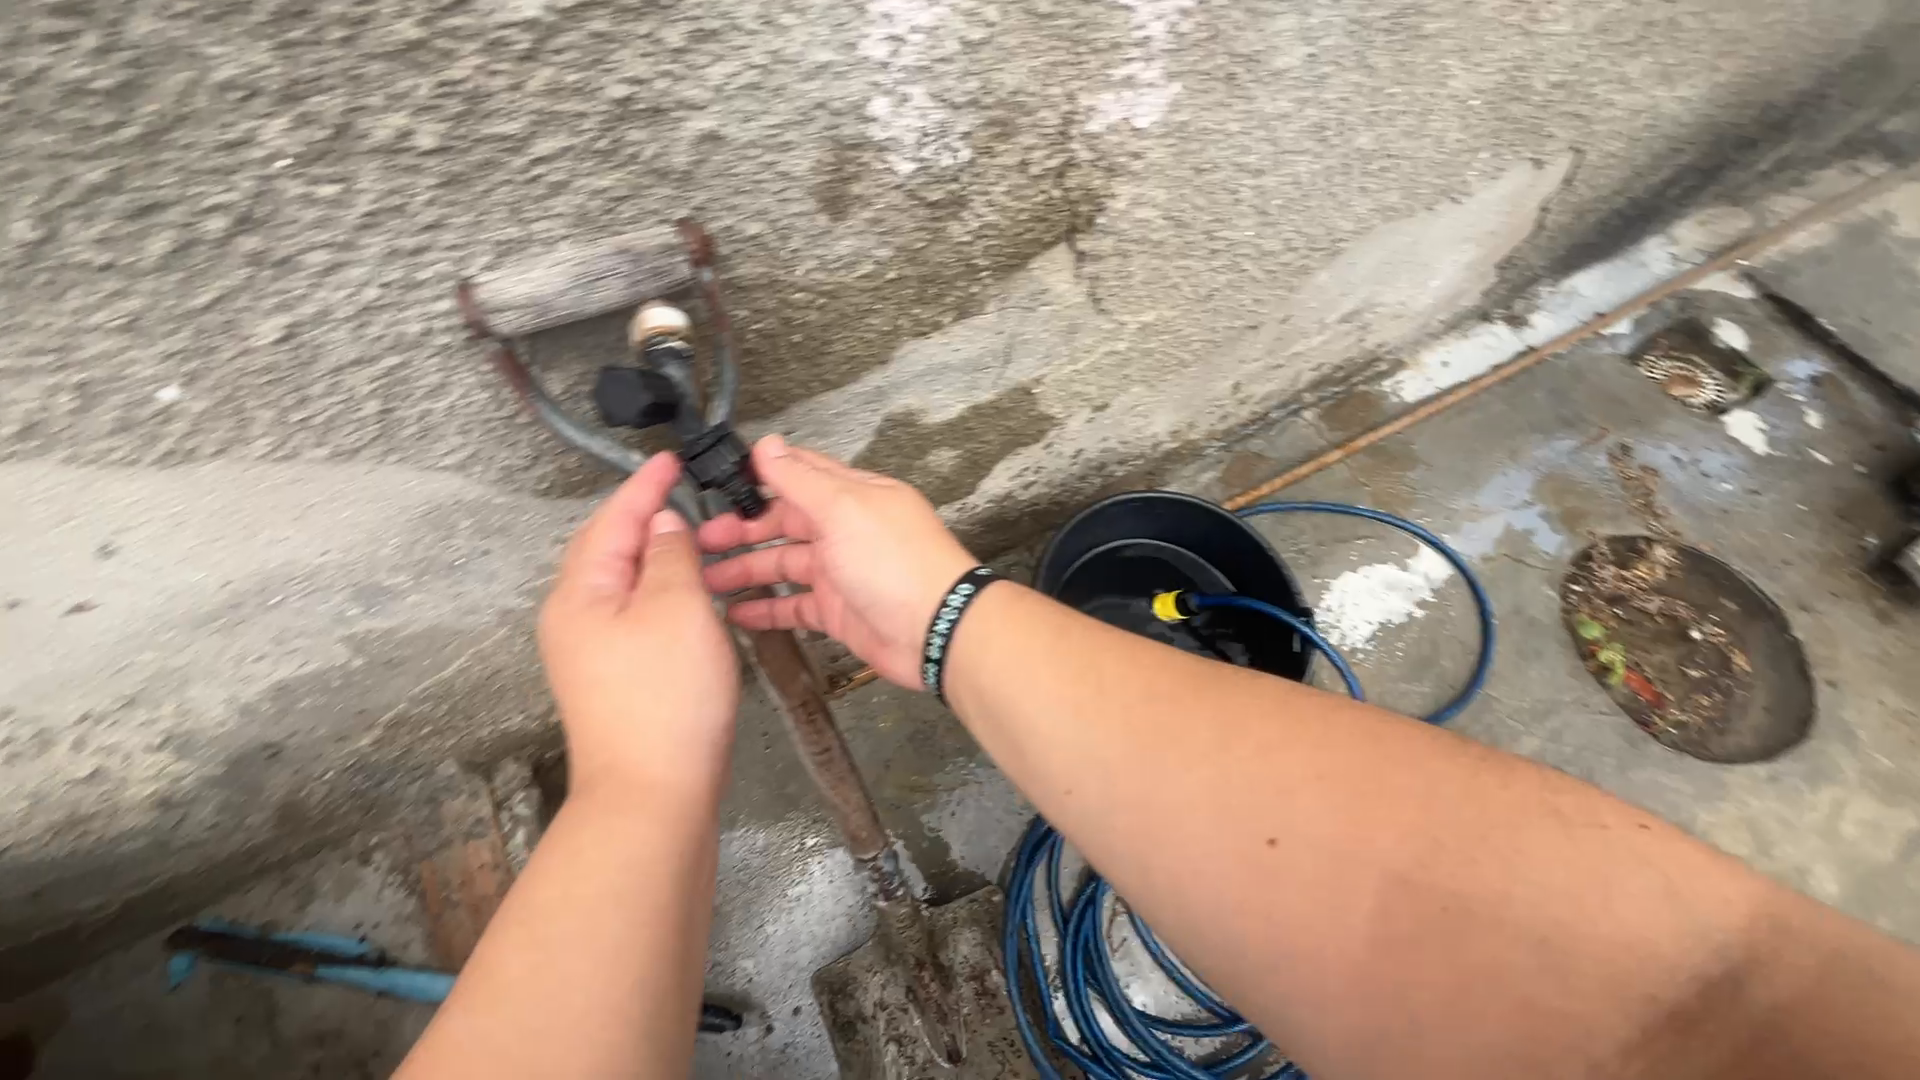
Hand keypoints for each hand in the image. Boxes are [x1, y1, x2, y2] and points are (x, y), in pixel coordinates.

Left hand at [539, 453, 738, 803]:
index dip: (643, 486)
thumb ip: (669, 556)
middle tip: (681, 489)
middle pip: (607, 549)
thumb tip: (661, 523)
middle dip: (642, 515)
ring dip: (654, 552)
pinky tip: (685, 590)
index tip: (670, 458)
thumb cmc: (667, 694)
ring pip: (622, 582)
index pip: (613, 521)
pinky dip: (659, 587)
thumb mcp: (677, 609)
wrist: (653, 792)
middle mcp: (574, 617)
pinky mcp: (614, 675)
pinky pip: (634, 610)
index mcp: (580, 594)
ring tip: (690, 533)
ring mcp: (590, 651)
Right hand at [698, 435, 977, 689]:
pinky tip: (735, 613)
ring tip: (705, 577)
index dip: (759, 477)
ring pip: (783, 565)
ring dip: (745, 569)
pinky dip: (766, 610)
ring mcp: (841, 572)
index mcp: (852, 495)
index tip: (719, 484)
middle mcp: (846, 530)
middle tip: (702, 540)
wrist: (936, 631)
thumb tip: (768, 444)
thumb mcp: (844, 509)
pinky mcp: (838, 611)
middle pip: (784, 522)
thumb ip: (801, 479)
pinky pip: (794, 606)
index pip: (799, 475)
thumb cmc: (897, 564)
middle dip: (742, 528)